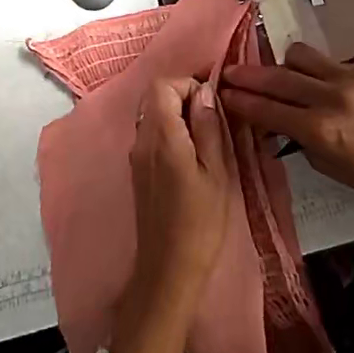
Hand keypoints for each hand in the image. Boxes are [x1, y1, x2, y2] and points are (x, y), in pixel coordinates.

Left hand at [129, 77, 233, 301]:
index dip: (189, 84)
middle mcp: (141, 141)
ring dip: (180, 117)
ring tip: (210, 140)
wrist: (169, 268)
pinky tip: (196, 158)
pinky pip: (153, 137)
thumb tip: (205, 92)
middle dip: (186, 98)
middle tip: (216, 121)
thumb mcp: (217, 171)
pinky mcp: (139, 172)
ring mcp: (136, 157)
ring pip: (153, 116)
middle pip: (155, 98)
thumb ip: (209, 127)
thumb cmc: (201, 221)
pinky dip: (173, 134)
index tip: (214, 103)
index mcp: (161, 138)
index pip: (162, 86)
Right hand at [221, 44, 353, 215]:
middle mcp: (332, 97)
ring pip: (302, 56)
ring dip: (284, 65)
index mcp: (320, 129)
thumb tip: (279, 123)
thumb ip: (301, 140)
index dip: (240, 101)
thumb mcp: (330, 167)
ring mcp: (352, 77)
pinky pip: (331, 63)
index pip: (268, 110)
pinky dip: (319, 73)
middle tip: (229, 72)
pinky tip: (325, 87)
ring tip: (279, 75)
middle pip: (278, 77)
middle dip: (248, 75)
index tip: (221, 92)